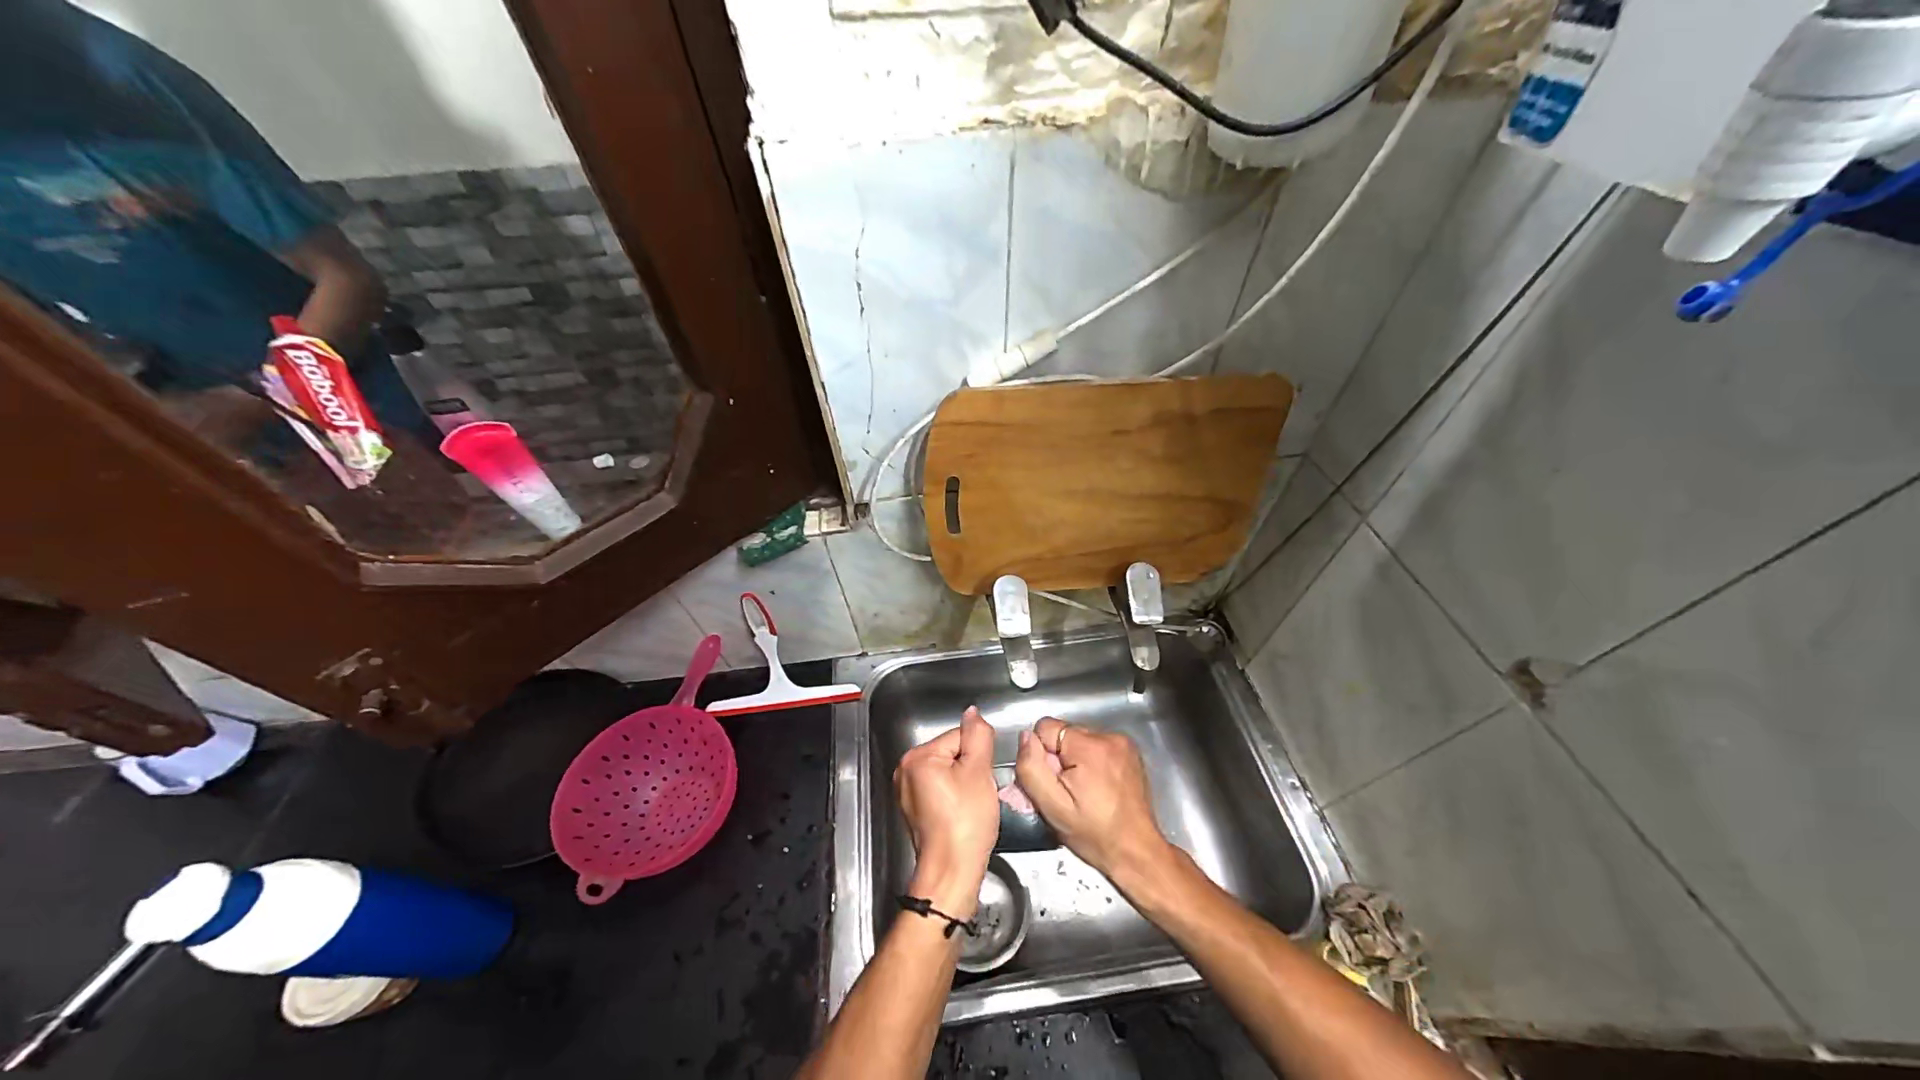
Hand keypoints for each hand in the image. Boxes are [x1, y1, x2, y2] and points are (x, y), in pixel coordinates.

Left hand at [893, 706, 999, 919]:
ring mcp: (908, 791)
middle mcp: (906, 771)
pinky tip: (962, 814)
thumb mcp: (979, 772)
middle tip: (977, 794)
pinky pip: (941, 790)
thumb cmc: (964, 826)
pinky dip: (955, 798)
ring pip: (949, 772)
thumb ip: (978, 736)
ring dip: (965, 784)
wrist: (952, 871)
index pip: (959, 736)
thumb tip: (973, 714)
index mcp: (917, 757)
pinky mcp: (915, 809)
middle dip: (970, 769)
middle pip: (952, 753)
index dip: (978, 756)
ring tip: (970, 806)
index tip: (981, 779)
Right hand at [1014, 717, 1176, 889]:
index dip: (1042, 756)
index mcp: (1089, 747)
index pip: (1046, 727)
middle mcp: (1109, 737)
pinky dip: (1092, 762)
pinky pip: (1097, 746)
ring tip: (1084, 792)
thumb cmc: (1095, 834)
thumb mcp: (1052, 807)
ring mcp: (1123, 743)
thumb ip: (1031, 768)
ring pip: (1079, 740)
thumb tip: (1026, 737)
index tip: (1055, 783)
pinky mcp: (1130, 752)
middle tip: (1068, 792)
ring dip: (1075, 761)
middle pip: (1064, 733)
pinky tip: (1098, 788)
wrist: (1136, 851)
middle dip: (1059, 758)